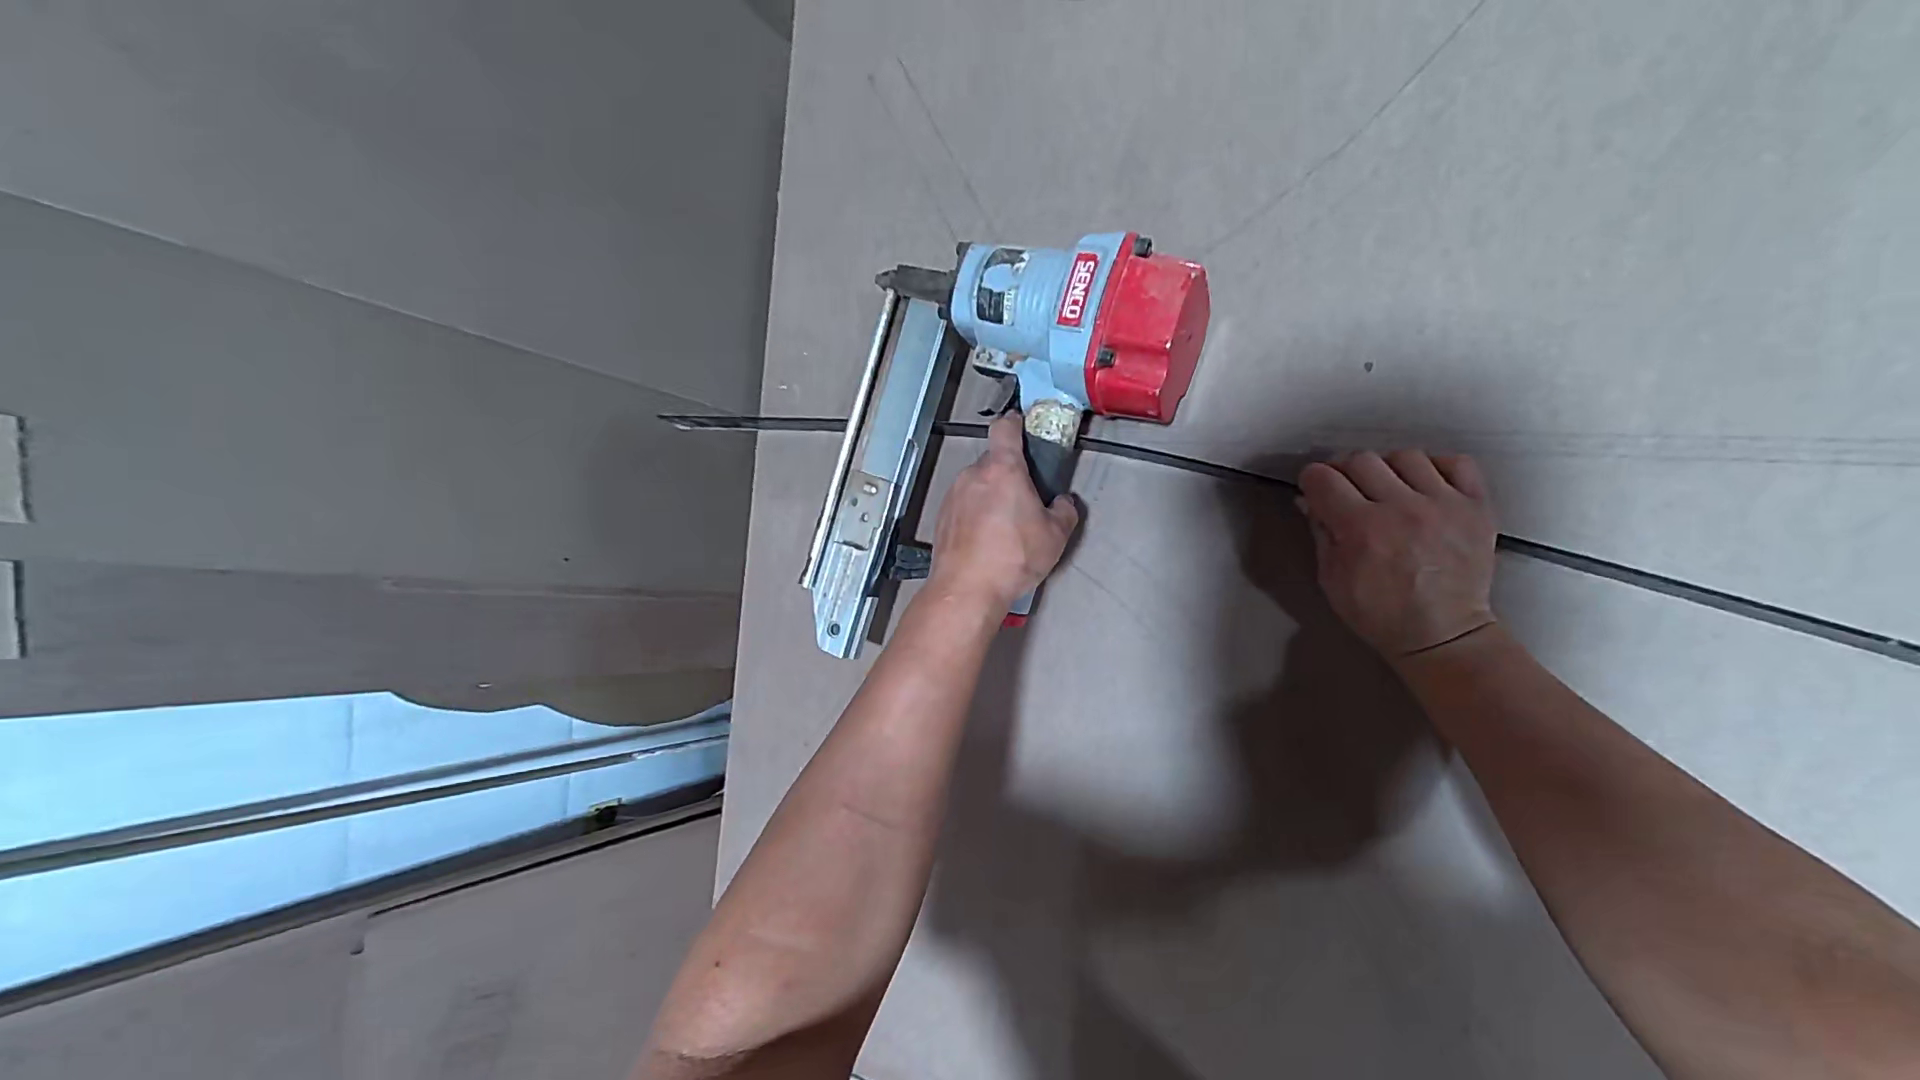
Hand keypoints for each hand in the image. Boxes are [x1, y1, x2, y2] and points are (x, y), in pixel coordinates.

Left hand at [929, 412, 1080, 608]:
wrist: (967, 588)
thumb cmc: (1009, 558)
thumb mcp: (1055, 536)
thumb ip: (1065, 511)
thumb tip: (1064, 503)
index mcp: (1003, 469)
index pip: (1005, 427)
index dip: (1015, 423)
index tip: (1023, 426)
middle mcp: (973, 475)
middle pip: (993, 460)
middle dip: (1009, 473)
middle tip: (1026, 495)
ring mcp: (954, 495)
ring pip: (977, 484)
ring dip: (991, 495)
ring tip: (1007, 525)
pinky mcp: (943, 516)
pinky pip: (964, 505)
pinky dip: (975, 514)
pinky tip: (988, 538)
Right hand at [1297, 450, 1497, 658]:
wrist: (1442, 634)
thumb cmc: (1377, 612)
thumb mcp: (1330, 578)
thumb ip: (1320, 532)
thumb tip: (1309, 499)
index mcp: (1361, 528)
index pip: (1323, 477)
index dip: (1311, 479)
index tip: (1313, 488)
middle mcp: (1402, 508)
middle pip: (1361, 459)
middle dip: (1344, 471)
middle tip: (1346, 490)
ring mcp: (1444, 505)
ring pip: (1405, 457)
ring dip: (1388, 469)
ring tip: (1387, 489)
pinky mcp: (1477, 507)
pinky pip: (1456, 463)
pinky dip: (1435, 468)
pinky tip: (1424, 486)